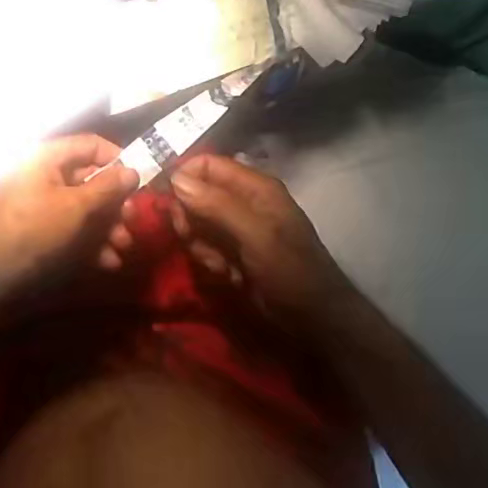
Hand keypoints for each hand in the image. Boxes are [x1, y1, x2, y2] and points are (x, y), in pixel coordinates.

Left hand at [0, 135, 139, 306]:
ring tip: (122, 248)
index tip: (141, 182)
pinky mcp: (35, 228)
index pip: (91, 144)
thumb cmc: (31, 229)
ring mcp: (37, 201)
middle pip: (89, 177)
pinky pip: (68, 226)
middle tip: (132, 223)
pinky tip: (107, 262)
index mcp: (47, 156)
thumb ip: (106, 187)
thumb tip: (133, 170)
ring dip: (106, 226)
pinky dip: (89, 241)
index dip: (118, 160)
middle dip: (115, 202)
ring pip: (82, 206)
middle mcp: (42, 172)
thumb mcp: (74, 207)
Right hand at [165, 153, 359, 330]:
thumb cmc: (291, 272)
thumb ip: (216, 205)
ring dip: (199, 244)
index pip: (205, 164)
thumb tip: (175, 179)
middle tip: (191, 239)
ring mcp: (238, 227)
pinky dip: (209, 259)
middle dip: (189, 218)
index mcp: (254, 186)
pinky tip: (228, 275)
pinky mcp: (233, 251)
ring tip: (220, 265)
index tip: (170, 207)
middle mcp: (244, 200)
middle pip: (196, 193)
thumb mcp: (255, 236)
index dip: (183, 180)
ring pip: (197, 221)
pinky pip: (205, 244)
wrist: (316, 322)